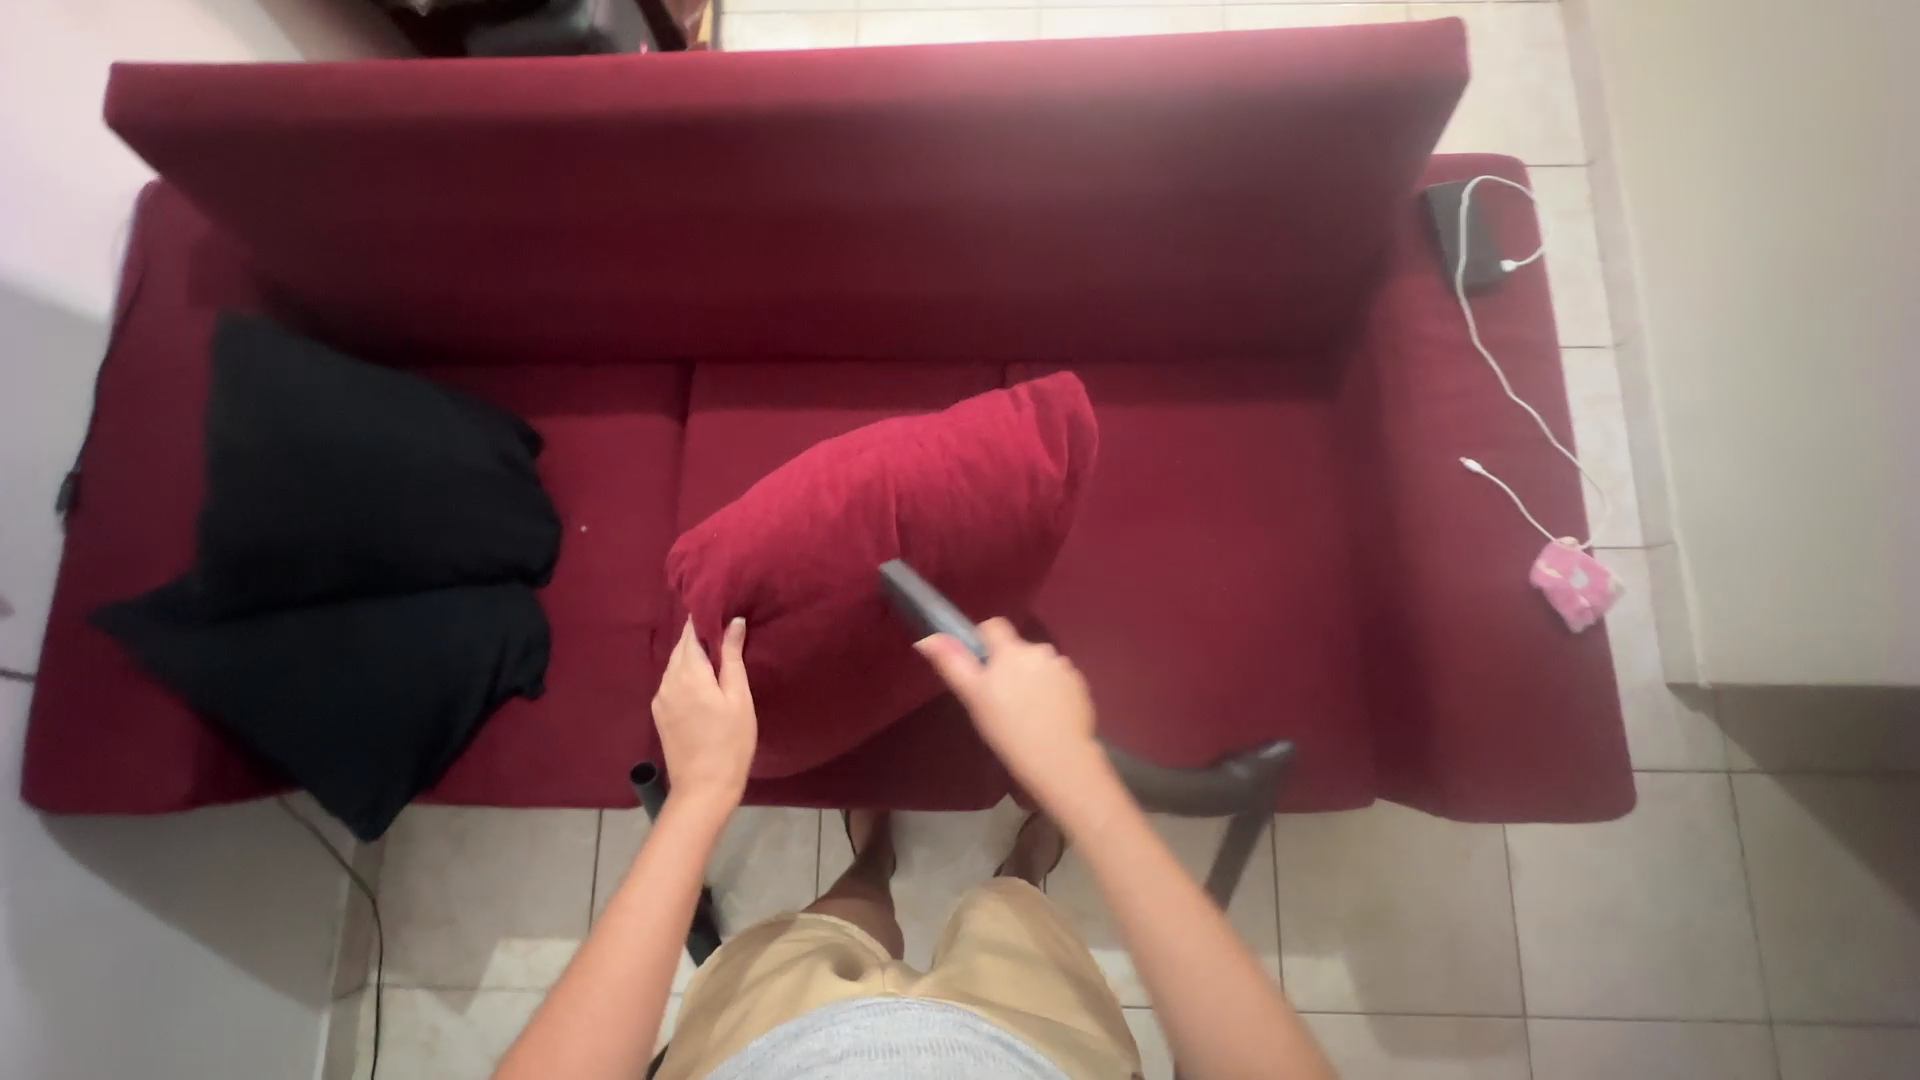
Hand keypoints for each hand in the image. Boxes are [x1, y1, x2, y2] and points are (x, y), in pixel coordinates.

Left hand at [651, 618, 756, 806]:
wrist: (704, 787)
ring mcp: (661, 699)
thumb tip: (734, 622)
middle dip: (698, 635)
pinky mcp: (660, 714)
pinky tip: (704, 678)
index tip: (721, 607)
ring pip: (675, 665)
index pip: (691, 633)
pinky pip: (672, 682)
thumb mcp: (738, 697)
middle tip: (724, 626)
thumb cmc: (731, 741)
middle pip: (681, 648)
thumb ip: (732, 657)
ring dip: (692, 655)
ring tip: (717, 650)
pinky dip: (686, 673)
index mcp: (688, 673)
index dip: (704, 618)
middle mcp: (668, 681)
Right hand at [916, 618, 1104, 802]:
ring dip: (1032, 678)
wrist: (1059, 759)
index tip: (981, 666)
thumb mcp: (974, 698)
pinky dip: (1052, 692)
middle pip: (1018, 649)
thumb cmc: (1008, 729)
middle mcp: (1040, 650)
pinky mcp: (1080, 686)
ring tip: (1026, 712)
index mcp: (1012, 650)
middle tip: (1001, 699)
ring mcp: (1064, 668)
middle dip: (1009, 666)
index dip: (984, 641)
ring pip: (1039, 665)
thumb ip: (952, 663)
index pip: (994, 626)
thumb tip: (927, 638)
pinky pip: (1059, 681)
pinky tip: (1047, 717)